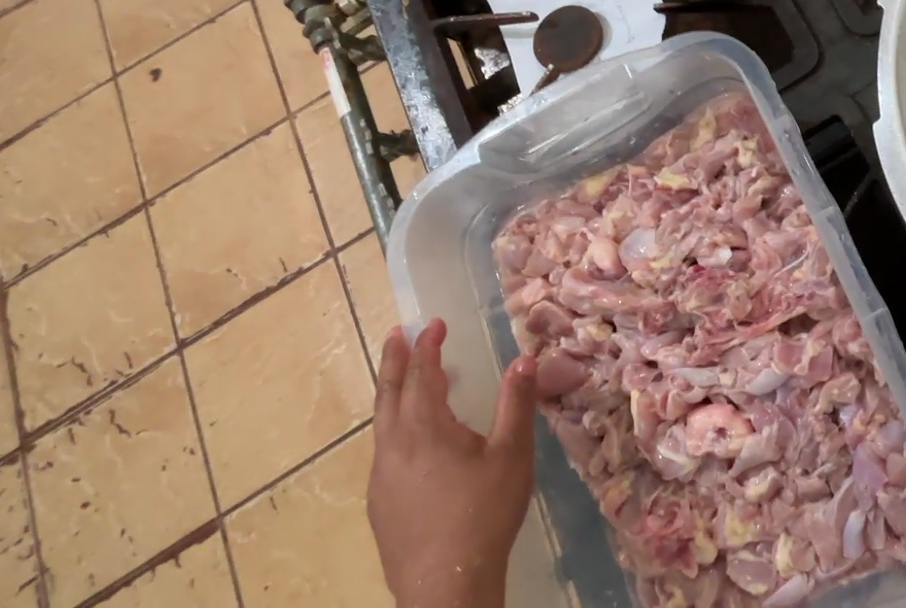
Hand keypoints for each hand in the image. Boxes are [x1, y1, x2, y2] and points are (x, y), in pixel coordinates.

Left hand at [368, 320, 539, 607]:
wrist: (445, 584)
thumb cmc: (485, 512)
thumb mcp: (512, 453)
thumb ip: (516, 403)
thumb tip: (525, 358)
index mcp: (426, 430)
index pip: (422, 376)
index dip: (426, 347)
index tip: (433, 323)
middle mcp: (394, 448)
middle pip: (389, 395)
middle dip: (394, 361)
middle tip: (395, 333)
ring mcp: (381, 478)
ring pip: (382, 423)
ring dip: (391, 392)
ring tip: (402, 377)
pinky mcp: (380, 502)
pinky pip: (383, 448)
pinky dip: (393, 423)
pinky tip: (409, 436)